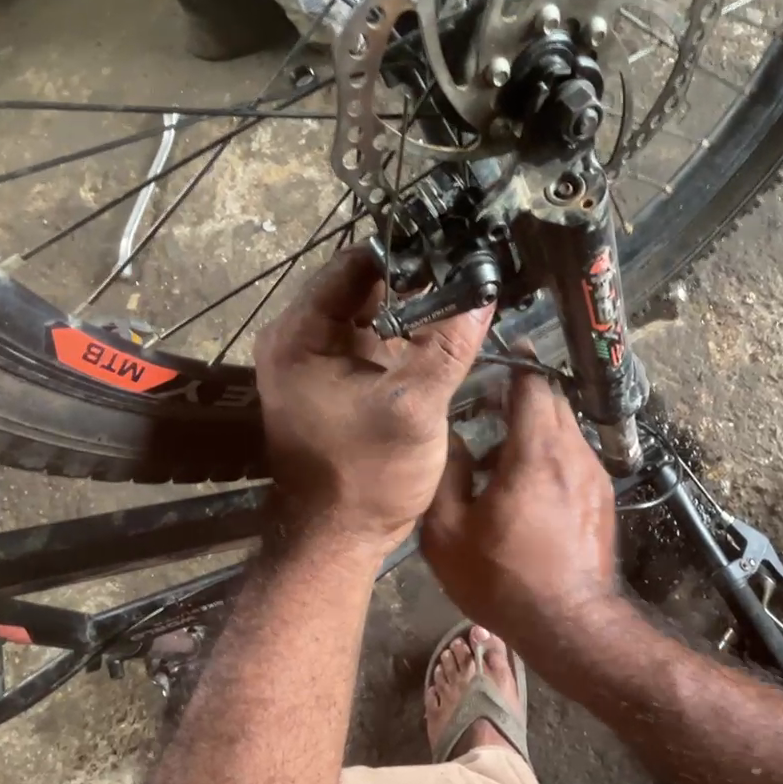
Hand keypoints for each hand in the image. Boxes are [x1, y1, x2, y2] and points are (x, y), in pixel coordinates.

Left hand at [255, 249, 491, 553]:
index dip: (404, 253)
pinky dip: (414, 336)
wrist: (340, 539)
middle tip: (470, 266)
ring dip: (419, 308)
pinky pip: (381, 343)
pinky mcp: (346, 383)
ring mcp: (325, 362)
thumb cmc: (364, 477)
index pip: (352, 267)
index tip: (453, 244)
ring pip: (377, 315)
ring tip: (469, 289)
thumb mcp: (413, 409)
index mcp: (300, 336)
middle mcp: (304, 340)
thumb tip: (482, 292)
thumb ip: (448, 347)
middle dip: (418, 279)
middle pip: (366, 288)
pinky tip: (452, 329)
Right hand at [422, 367, 620, 647]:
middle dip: (520, 397)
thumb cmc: (503, 580)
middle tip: (487, 411)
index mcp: (537, 452)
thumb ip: (444, 475)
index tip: (490, 365)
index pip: (532, 384)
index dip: (511, 367)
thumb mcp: (448, 534)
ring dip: (536, 430)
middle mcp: (575, 453)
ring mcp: (596, 475)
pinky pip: (576, 457)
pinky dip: (552, 456)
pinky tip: (528, 489)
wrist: (569, 624)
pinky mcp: (604, 498)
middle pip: (553, 400)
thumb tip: (448, 438)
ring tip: (500, 458)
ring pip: (566, 429)